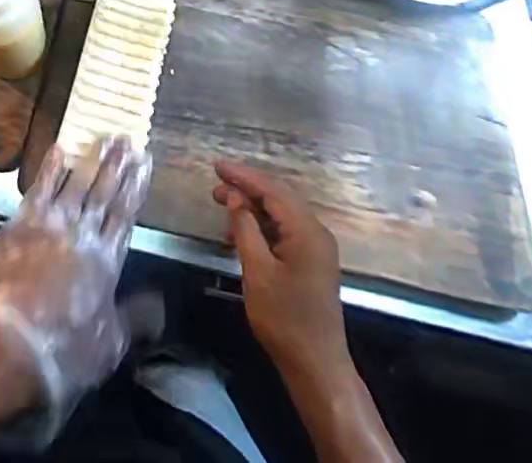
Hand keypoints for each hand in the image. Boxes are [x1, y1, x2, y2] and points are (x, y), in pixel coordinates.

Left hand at [0, 138, 150, 413]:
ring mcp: (52, 224)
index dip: (137, 186)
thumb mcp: (109, 345)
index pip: (126, 214)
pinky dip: (51, 166)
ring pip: (78, 183)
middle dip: (118, 165)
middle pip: (104, 192)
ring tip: (105, 137)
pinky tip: (60, 148)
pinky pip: (41, 187)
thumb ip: (135, 318)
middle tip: (128, 138)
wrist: (9, 342)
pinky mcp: (22, 223)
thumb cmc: (62, 351)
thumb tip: (160, 304)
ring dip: (92, 159)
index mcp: (107, 260)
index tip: (146, 160)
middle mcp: (84, 233)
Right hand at [213, 161, 348, 375]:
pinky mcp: (312, 261)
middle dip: (247, 188)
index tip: (217, 166)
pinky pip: (285, 230)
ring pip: (281, 213)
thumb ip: (245, 228)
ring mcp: (316, 247)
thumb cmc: (284, 318)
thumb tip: (235, 198)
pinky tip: (242, 230)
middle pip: (279, 198)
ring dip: (253, 206)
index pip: (272, 191)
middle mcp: (316, 232)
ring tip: (223, 204)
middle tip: (215, 186)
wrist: (316, 364)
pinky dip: (262, 224)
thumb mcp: (257, 271)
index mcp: (307, 230)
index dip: (243, 176)